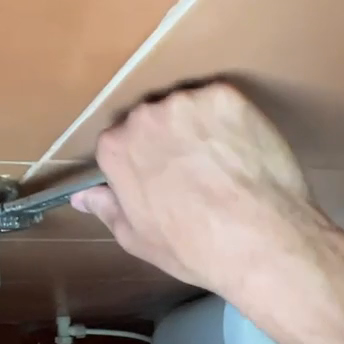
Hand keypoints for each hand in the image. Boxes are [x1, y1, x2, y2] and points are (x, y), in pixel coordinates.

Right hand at [70, 81, 343, 343]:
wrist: (262, 241)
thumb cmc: (195, 247)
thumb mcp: (137, 238)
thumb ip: (106, 208)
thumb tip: (82, 196)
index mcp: (115, 148)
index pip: (119, 140)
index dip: (141, 160)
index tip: (158, 176)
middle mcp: (143, 116)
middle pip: (151, 118)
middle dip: (167, 138)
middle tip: (192, 170)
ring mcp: (184, 102)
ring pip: (186, 106)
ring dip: (197, 125)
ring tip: (221, 161)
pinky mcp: (224, 97)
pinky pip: (220, 101)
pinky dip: (230, 120)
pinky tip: (241, 150)